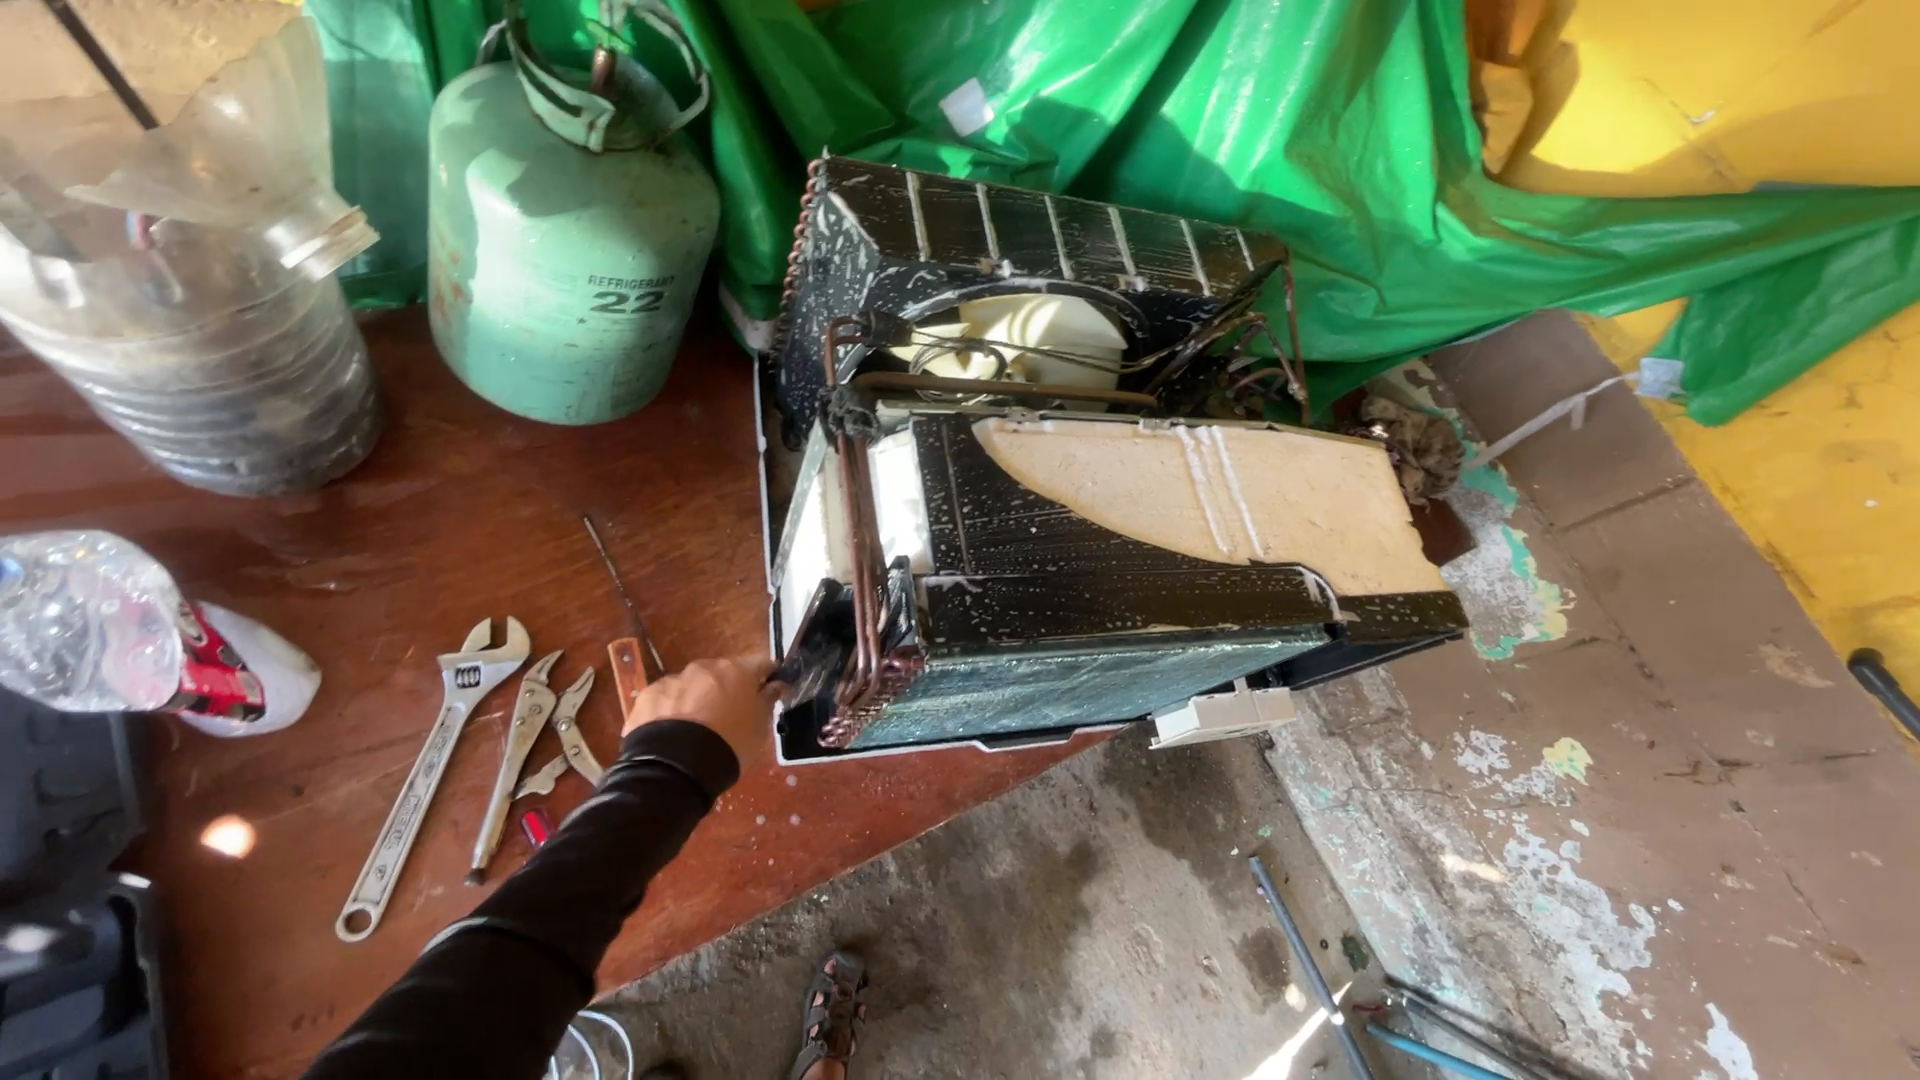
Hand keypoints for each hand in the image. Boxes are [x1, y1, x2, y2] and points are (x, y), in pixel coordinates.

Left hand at [622, 654, 781, 766]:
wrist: (676, 768)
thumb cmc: (730, 744)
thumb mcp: (760, 728)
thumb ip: (767, 701)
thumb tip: (775, 685)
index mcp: (738, 670)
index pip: (762, 663)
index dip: (767, 677)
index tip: (769, 692)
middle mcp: (705, 668)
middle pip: (723, 672)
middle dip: (728, 688)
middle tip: (729, 715)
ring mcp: (673, 680)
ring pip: (692, 685)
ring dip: (698, 698)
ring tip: (695, 729)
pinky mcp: (648, 696)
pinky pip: (666, 699)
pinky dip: (672, 710)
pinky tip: (672, 733)